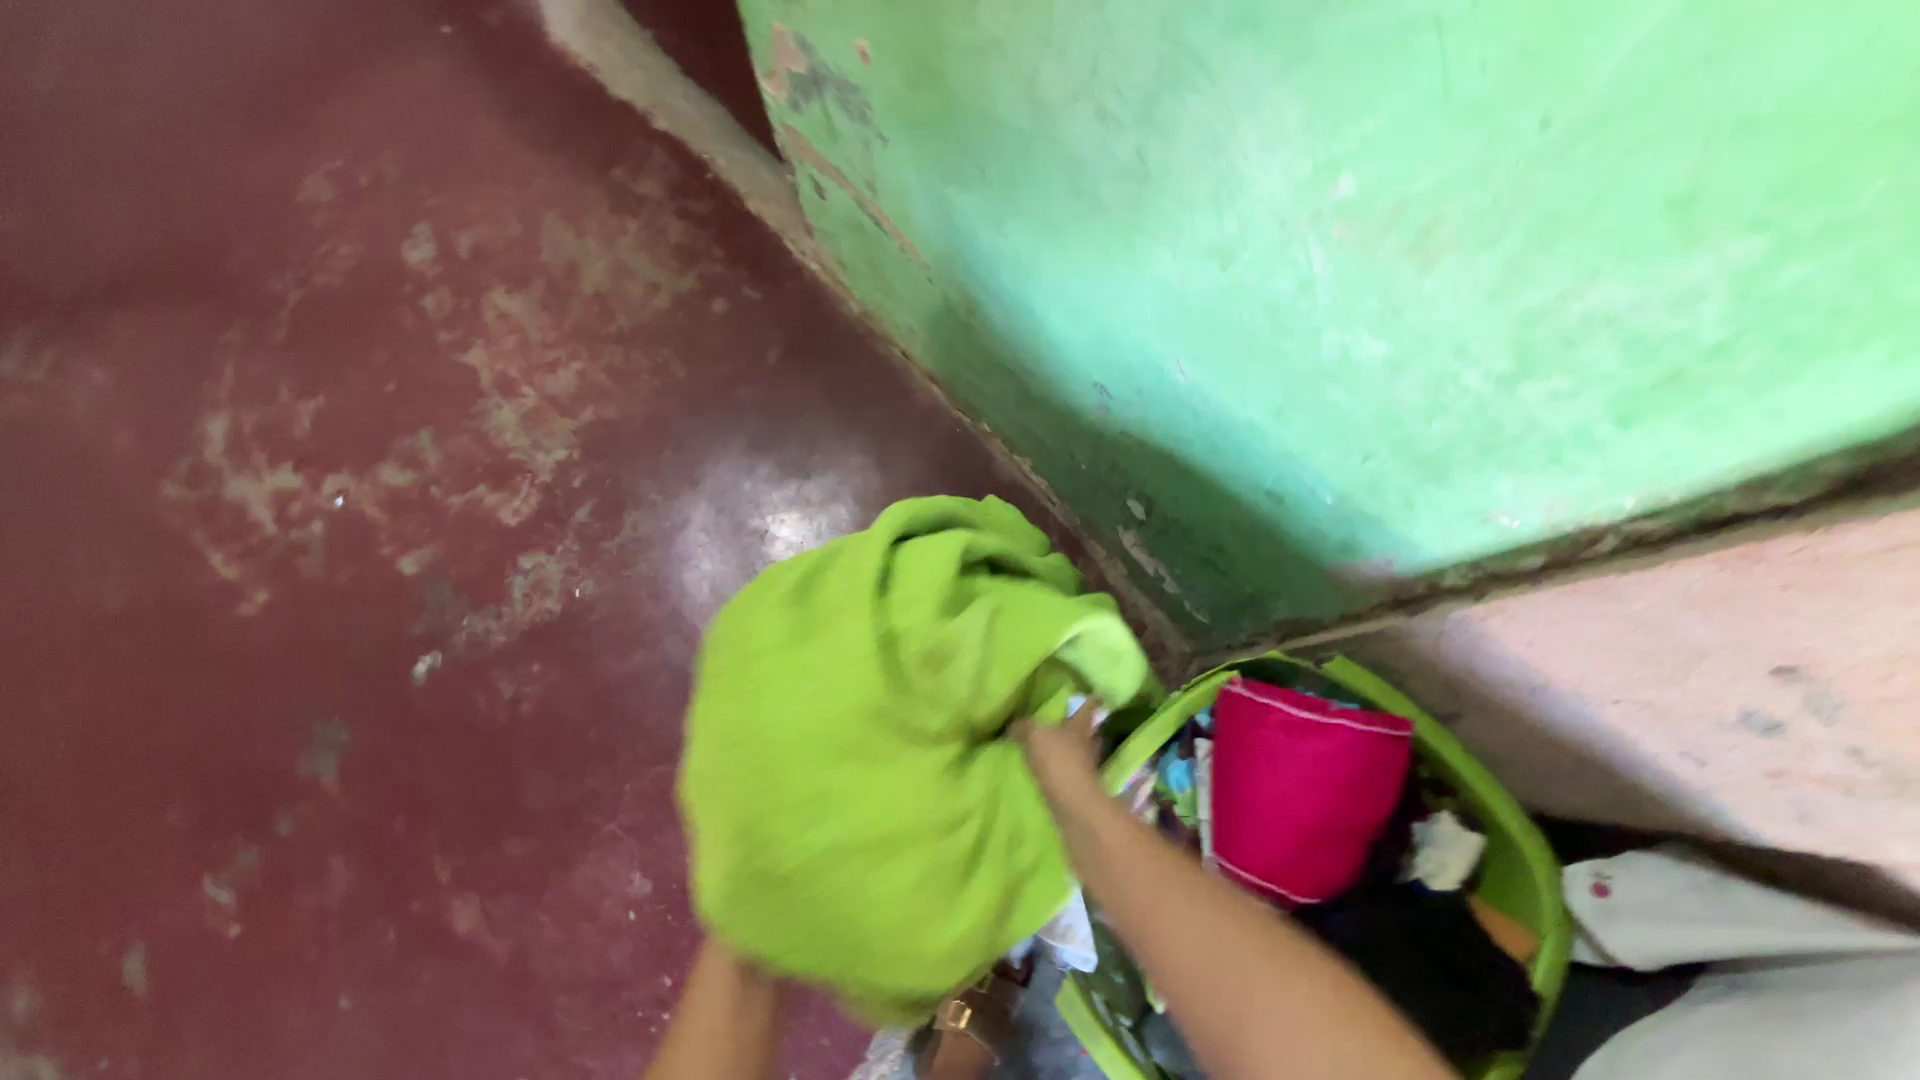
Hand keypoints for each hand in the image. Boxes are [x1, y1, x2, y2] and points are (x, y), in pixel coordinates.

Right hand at [1010, 696, 1103, 807]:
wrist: (1071, 802)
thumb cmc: (1058, 760)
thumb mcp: (1034, 734)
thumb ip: (1023, 726)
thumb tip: (1012, 725)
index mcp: (1079, 725)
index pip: (1088, 706)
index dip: (1090, 698)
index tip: (1094, 692)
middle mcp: (1086, 742)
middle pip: (1086, 729)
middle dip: (1078, 724)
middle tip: (1065, 718)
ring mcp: (1084, 765)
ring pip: (1078, 750)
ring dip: (1069, 747)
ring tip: (1052, 744)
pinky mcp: (1077, 784)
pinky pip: (1068, 769)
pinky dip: (1061, 766)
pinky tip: (1047, 766)